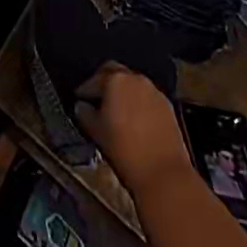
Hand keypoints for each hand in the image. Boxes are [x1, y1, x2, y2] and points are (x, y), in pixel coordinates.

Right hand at [73, 63, 194, 194]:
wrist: (163, 174)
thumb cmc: (124, 150)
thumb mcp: (96, 132)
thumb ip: (85, 114)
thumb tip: (82, 106)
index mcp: (115, 80)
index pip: (94, 79)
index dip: (84, 90)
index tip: (79, 99)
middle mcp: (136, 79)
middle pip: (115, 73)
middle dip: (104, 83)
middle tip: (96, 98)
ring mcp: (154, 92)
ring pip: (133, 85)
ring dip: (123, 93)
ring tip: (116, 111)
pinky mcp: (168, 106)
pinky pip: (147, 97)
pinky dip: (138, 103)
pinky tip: (134, 120)